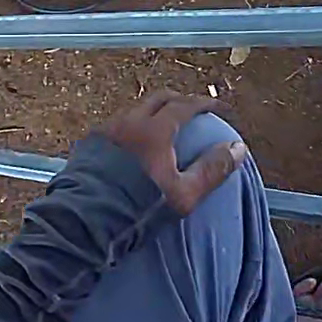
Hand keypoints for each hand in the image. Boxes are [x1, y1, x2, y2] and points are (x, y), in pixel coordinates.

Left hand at [97, 90, 245, 214]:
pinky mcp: (90, 144)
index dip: (206, 104)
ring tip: (165, 125)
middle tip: (194, 110)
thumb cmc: (138, 208)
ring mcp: (107, 130)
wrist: (83, 222)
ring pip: (136, 109)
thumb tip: (238, 148)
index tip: (220, 109)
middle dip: (180, 100)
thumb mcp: (183, 195)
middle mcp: (130, 121)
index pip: (186, 105)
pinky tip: (136, 143)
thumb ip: (212, 169)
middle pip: (160, 98)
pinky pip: (118, 124)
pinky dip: (135, 125)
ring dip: (155, 111)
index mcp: (155, 129)